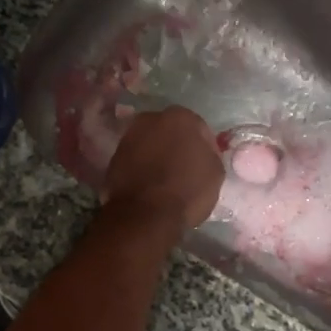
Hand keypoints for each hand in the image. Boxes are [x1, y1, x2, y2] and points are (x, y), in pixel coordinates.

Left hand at [100, 107, 224, 231]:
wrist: (145, 214)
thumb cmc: (187, 190)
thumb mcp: (216, 172)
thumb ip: (210, 153)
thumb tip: (203, 151)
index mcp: (180, 117)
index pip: (199, 128)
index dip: (204, 147)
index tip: (204, 165)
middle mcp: (152, 118)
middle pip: (170, 131)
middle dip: (176, 145)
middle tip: (183, 168)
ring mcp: (129, 135)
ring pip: (150, 143)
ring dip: (157, 154)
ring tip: (164, 179)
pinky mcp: (114, 155)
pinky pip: (135, 158)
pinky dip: (141, 166)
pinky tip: (148, 184)